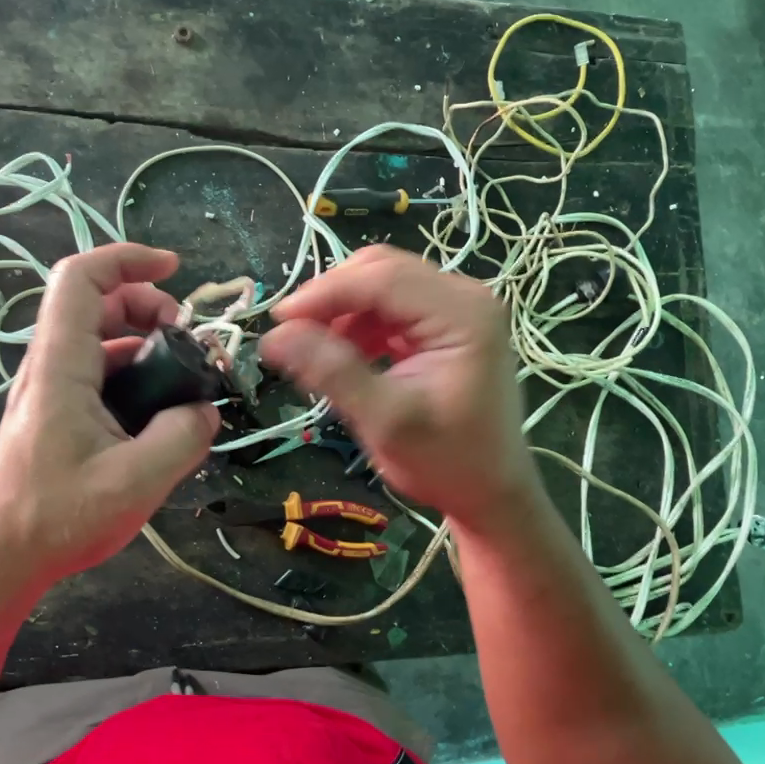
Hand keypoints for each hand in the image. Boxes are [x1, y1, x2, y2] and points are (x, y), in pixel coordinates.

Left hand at [0, 244, 219, 588]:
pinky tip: (162, 413)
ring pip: (100, 339)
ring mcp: (52, 391)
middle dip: (149, 305)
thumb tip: (204, 410)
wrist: (4, 559)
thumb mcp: (136, 482)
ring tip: (185, 379)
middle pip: (96, 303)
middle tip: (189, 340)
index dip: (127, 260)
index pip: (82, 280)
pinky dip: (136, 374)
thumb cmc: (59, 520)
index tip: (175, 271)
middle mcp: (51, 367)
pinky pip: (100, 374)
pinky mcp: (58, 415)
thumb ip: (182, 436)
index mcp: (61, 367)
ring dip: (146, 342)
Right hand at [258, 245, 541, 528]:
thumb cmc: (446, 462)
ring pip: (381, 286)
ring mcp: (456, 309)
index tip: (277, 320)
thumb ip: (332, 371)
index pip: (381, 279)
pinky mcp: (443, 325)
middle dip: (331, 298)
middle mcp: (464, 297)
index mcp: (463, 313)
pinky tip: (342, 355)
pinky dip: (359, 324)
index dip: (324, 293)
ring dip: (342, 311)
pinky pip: (390, 307)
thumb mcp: (385, 420)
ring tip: (313, 350)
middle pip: (381, 271)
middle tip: (290, 333)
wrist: (490, 492)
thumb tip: (274, 336)